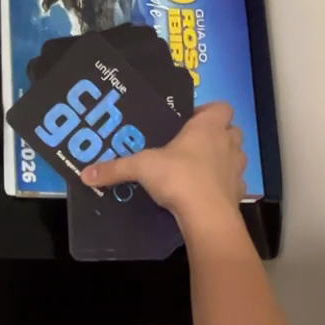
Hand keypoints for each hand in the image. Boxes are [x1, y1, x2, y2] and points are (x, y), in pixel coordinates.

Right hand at [80, 101, 245, 227]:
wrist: (207, 216)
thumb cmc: (179, 178)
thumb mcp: (142, 168)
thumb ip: (115, 168)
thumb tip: (86, 173)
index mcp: (208, 127)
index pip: (221, 107)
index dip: (208, 111)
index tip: (190, 121)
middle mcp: (228, 143)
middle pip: (231, 130)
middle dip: (217, 135)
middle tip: (192, 145)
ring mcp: (237, 169)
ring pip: (235, 156)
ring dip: (222, 159)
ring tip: (200, 169)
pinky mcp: (238, 193)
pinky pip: (233, 183)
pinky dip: (222, 186)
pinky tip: (206, 194)